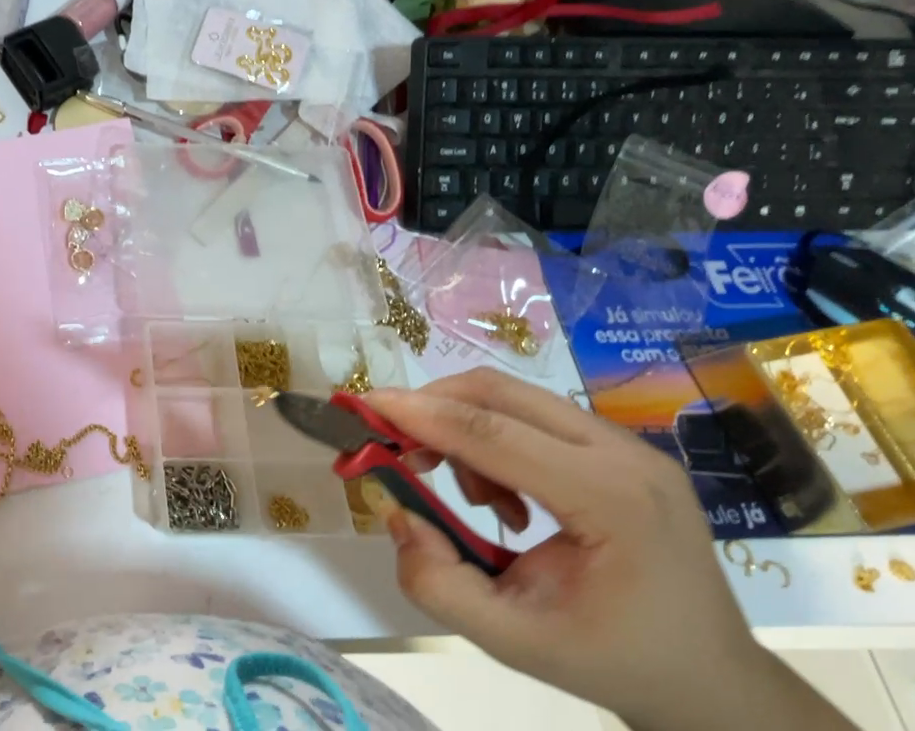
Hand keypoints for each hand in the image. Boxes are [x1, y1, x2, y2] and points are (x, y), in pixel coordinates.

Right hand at [364, 371, 846, 730]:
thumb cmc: (614, 659)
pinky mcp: (622, 448)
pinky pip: (533, 415)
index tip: (361, 407)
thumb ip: (437, 581)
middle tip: (395, 448)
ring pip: (513, 398)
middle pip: (501, 393)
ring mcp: (630, 446)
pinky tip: (503, 497)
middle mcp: (627, 457)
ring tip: (467, 496)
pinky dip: (490, 438)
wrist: (708, 676)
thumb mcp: (514, 641)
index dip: (420, 414)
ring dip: (462, 428)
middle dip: (432, 408)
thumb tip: (398, 512)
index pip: (494, 435)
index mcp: (614, 503)